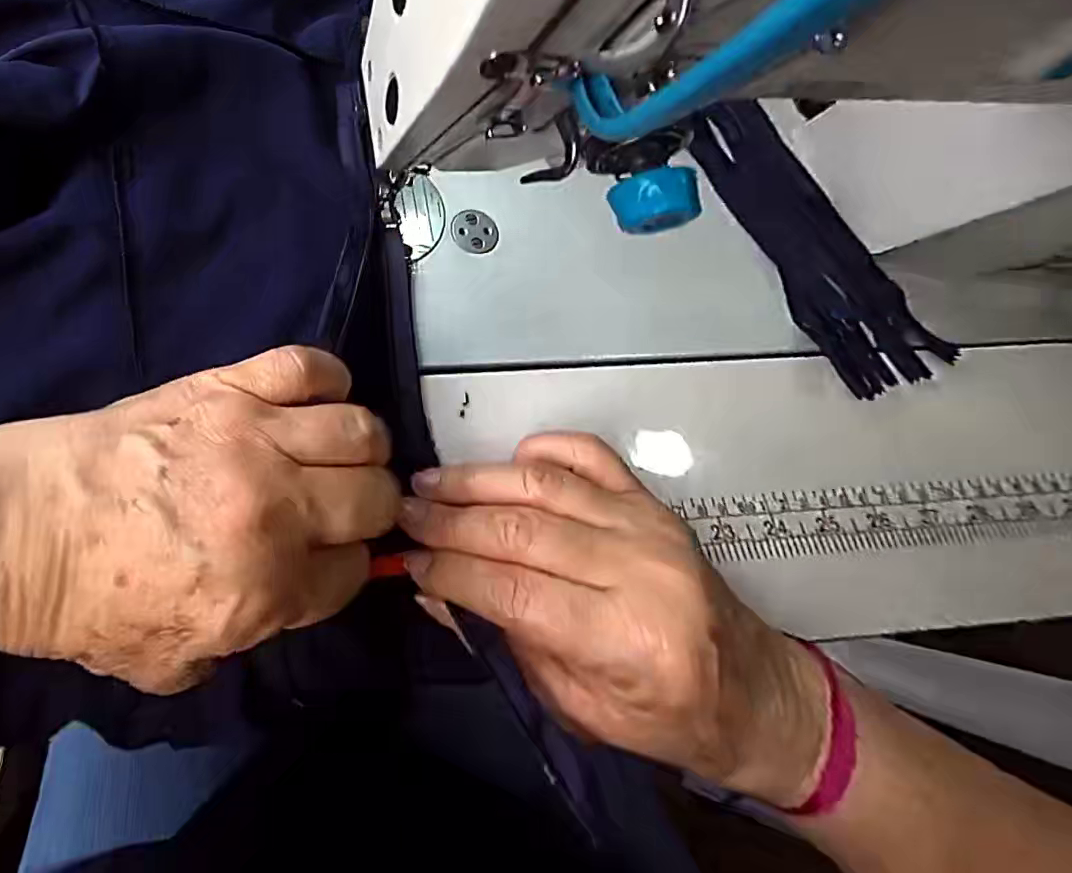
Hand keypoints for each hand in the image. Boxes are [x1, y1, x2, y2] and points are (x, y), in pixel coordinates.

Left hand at [0, 346, 397, 693]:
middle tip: (327, 504)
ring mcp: (249, 436)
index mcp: (267, 589)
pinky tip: (308, 399)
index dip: (341, 566)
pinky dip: (325, 379)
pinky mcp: (218, 387)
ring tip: (318, 452)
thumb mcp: (172, 666)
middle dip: (364, 507)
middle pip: (376, 495)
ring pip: (359, 428)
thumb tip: (283, 590)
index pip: (355, 571)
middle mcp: (275, 508)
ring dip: (353, 447)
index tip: (319, 556)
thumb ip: (245, 638)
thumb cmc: (83, 602)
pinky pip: (305, 365)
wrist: (19, 524)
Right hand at [396, 432, 829, 806]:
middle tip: (402, 513)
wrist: (763, 696)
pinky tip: (503, 462)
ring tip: (428, 483)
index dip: (447, 570)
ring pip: (540, 485)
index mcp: (626, 639)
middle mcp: (641, 572)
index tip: (407, 560)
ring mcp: (649, 527)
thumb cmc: (663, 714)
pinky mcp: (652, 503)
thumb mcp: (573, 705)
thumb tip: (429, 591)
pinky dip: (538, 449)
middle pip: (517, 530)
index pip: (509, 589)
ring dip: (473, 480)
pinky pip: (587, 455)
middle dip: (446, 520)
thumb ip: (501, 641)